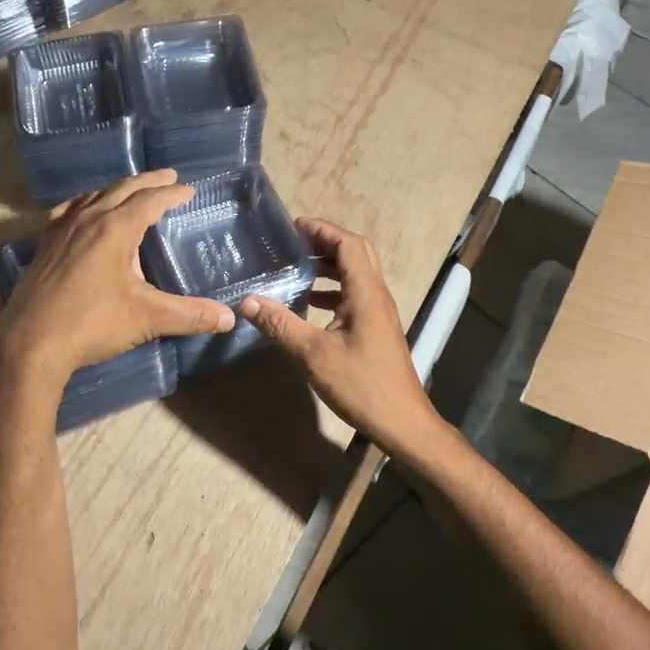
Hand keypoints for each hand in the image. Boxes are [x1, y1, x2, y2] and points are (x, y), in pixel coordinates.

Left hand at [0, 170, 236, 388]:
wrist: (30, 343)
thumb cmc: (91, 324)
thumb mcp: (146, 318)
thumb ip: (189, 315)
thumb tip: (228, 318)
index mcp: (115, 228)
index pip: (151, 200)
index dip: (172, 193)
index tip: (189, 190)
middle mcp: (88, 218)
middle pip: (123, 188)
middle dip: (148, 182)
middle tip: (168, 178)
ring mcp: (62, 229)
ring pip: (94, 195)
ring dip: (118, 189)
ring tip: (133, 191)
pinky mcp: (45, 244)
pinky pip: (68, 210)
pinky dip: (85, 202)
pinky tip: (83, 210)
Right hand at [239, 218, 443, 458]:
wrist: (402, 423)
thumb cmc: (361, 385)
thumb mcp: (313, 355)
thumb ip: (281, 325)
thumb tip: (247, 300)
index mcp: (366, 293)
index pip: (348, 244)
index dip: (322, 230)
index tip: (293, 227)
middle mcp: (376, 295)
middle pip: (355, 253)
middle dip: (325, 242)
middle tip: (294, 243)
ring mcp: (378, 313)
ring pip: (355, 274)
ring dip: (329, 265)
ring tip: (296, 267)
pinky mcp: (375, 329)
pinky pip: (353, 295)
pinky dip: (332, 289)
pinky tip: (309, 303)